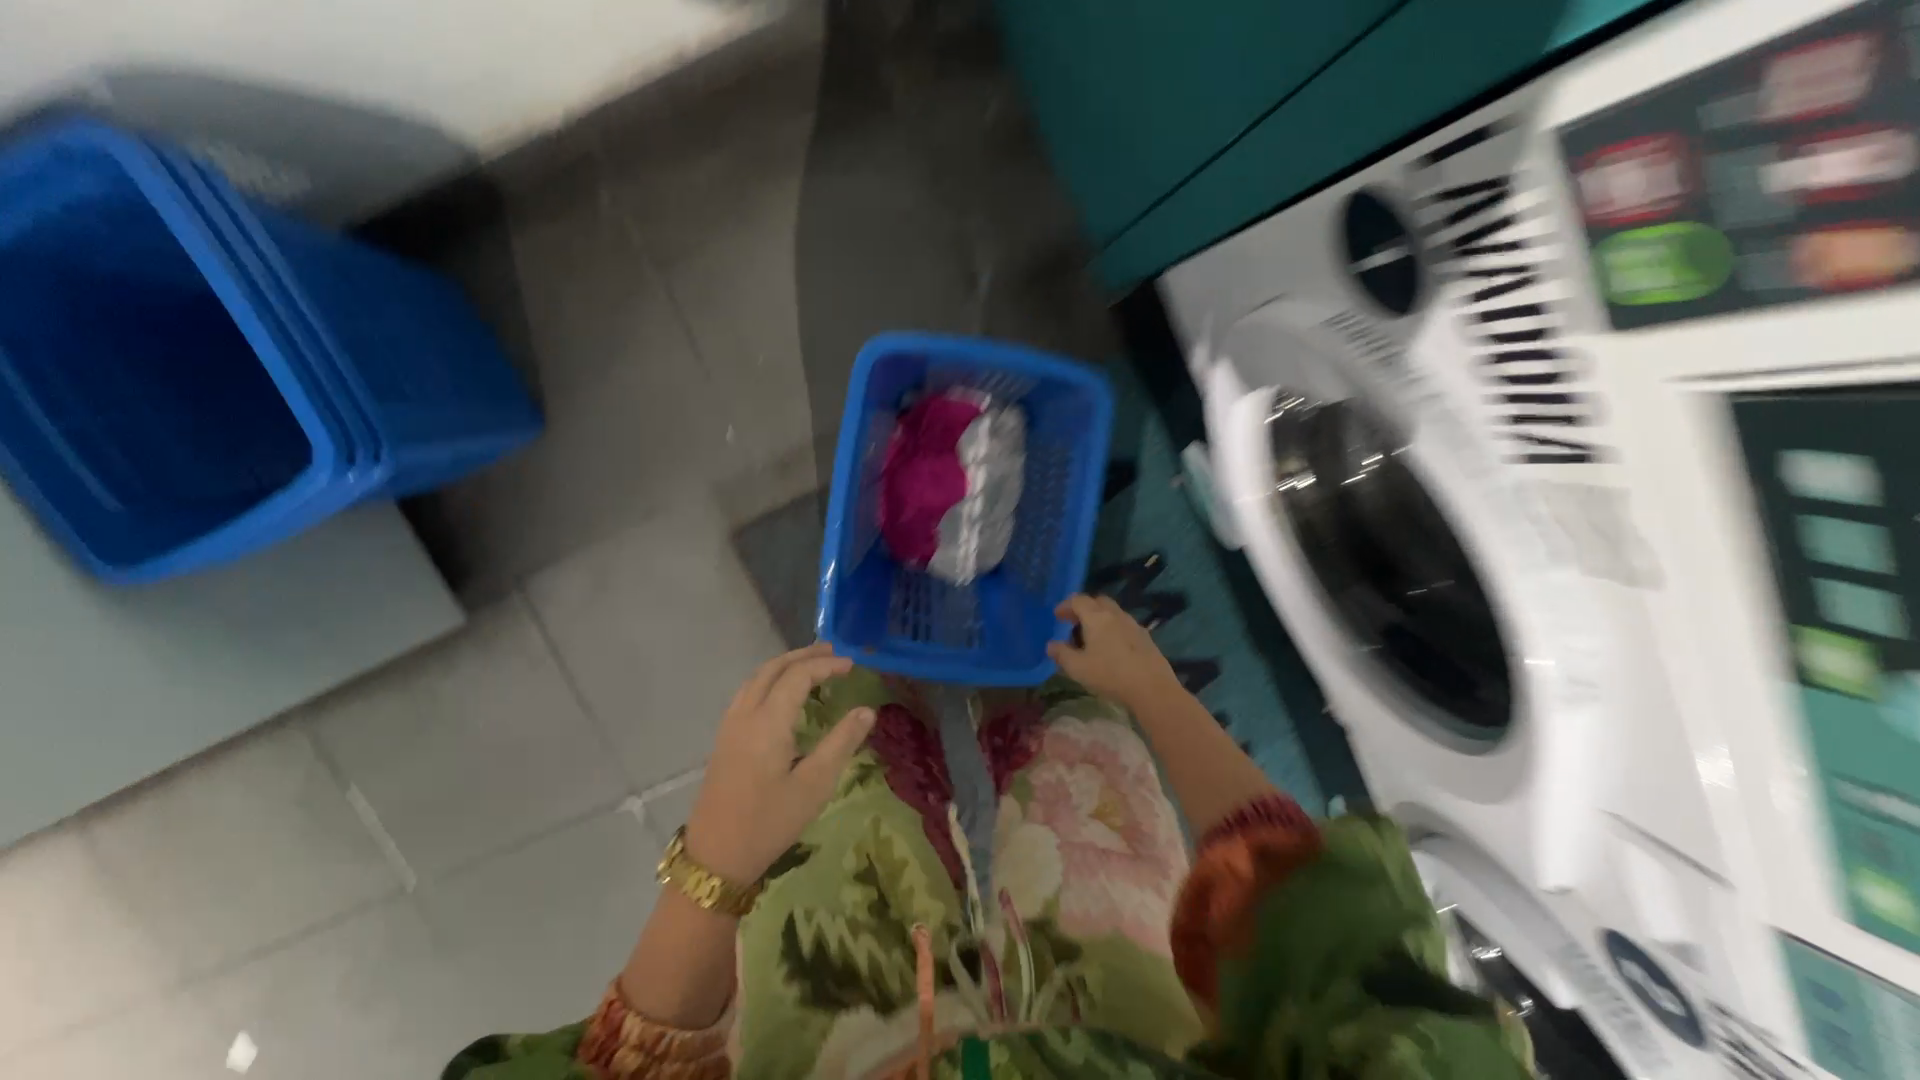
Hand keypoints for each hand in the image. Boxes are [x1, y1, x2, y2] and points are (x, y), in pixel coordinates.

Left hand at [682, 643, 876, 884]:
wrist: (716, 856)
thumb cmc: (769, 822)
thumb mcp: (814, 785)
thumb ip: (841, 743)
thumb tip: (866, 710)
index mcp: (768, 722)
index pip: (798, 676)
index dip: (825, 665)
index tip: (852, 665)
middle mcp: (745, 715)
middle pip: (772, 669)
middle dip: (803, 656)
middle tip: (833, 653)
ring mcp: (729, 727)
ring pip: (755, 679)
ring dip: (783, 666)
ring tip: (810, 666)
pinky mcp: (724, 740)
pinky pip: (747, 693)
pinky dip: (769, 680)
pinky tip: (781, 695)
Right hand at [1046, 593, 1183, 710]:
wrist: (1151, 687)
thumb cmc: (1110, 675)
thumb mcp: (1078, 668)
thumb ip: (1061, 654)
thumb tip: (1051, 645)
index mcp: (1097, 617)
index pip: (1079, 600)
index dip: (1066, 605)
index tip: (1057, 615)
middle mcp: (1116, 615)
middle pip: (1098, 601)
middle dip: (1084, 608)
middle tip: (1074, 622)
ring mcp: (1133, 624)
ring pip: (1113, 612)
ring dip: (1100, 618)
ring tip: (1092, 637)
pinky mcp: (1145, 637)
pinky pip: (1124, 625)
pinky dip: (1113, 628)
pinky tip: (1112, 647)